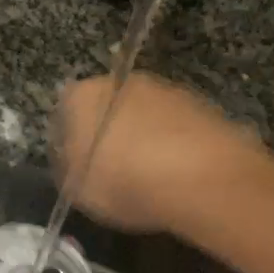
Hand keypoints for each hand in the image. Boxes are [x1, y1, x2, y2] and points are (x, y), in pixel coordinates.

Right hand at [55, 74, 264, 232]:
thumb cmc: (128, 182)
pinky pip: (181, 130)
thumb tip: (74, 164)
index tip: (81, 170)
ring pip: (147, 117)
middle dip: (110, 135)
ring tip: (157, 180)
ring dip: (148, 140)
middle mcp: (120, 82)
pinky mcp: (206, 108)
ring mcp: (167, 91)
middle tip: (118, 173)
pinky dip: (181, 149)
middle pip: (107, 109)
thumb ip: (69, 170)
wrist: (209, 183)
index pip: (64, 114)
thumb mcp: (78, 190)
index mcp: (81, 95)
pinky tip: (186, 179)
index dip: (70, 143)